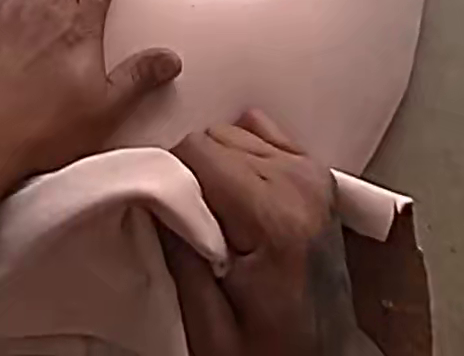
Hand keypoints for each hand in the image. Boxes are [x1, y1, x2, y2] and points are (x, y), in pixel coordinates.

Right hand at [161, 111, 376, 355]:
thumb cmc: (270, 349)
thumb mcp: (210, 326)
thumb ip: (177, 252)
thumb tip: (148, 193)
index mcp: (274, 218)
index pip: (196, 147)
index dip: (171, 175)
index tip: (173, 215)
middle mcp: (298, 184)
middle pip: (212, 136)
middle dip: (193, 171)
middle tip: (198, 221)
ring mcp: (311, 174)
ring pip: (230, 130)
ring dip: (217, 164)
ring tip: (223, 211)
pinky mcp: (315, 171)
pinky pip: (259, 129)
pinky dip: (241, 149)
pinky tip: (241, 187)